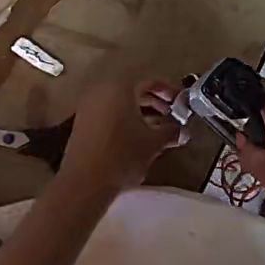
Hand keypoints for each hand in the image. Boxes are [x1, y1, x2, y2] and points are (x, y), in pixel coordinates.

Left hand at [59, 74, 183, 191]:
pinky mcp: (82, 125)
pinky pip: (109, 114)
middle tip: (171, 114)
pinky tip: (138, 138)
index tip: (180, 102)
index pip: (150, 82)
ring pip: (120, 104)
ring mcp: (89, 108)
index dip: (168, 91)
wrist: (85, 182)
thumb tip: (182, 132)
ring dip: (141, 113)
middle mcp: (102, 92)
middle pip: (133, 91)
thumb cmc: (123, 154)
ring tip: (158, 128)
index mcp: (120, 89)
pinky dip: (125, 121)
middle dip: (155, 102)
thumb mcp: (153, 142)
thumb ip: (170, 132)